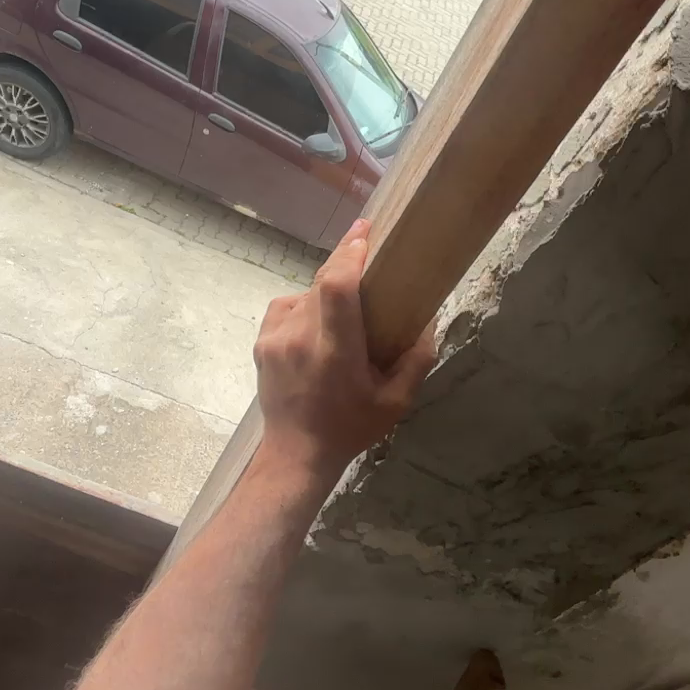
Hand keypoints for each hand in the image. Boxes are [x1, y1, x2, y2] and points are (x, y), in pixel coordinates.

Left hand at [253, 219, 436, 483]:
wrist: (295, 454)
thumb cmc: (350, 427)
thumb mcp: (396, 402)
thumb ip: (416, 360)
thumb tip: (427, 318)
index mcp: (335, 352)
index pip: (336, 288)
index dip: (350, 256)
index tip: (365, 235)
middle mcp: (301, 338)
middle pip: (322, 282)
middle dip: (344, 260)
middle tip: (364, 244)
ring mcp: (276, 339)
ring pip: (306, 294)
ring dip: (326, 292)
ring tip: (343, 310)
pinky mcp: (262, 342)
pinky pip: (287, 307)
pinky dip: (305, 306)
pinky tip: (317, 326)